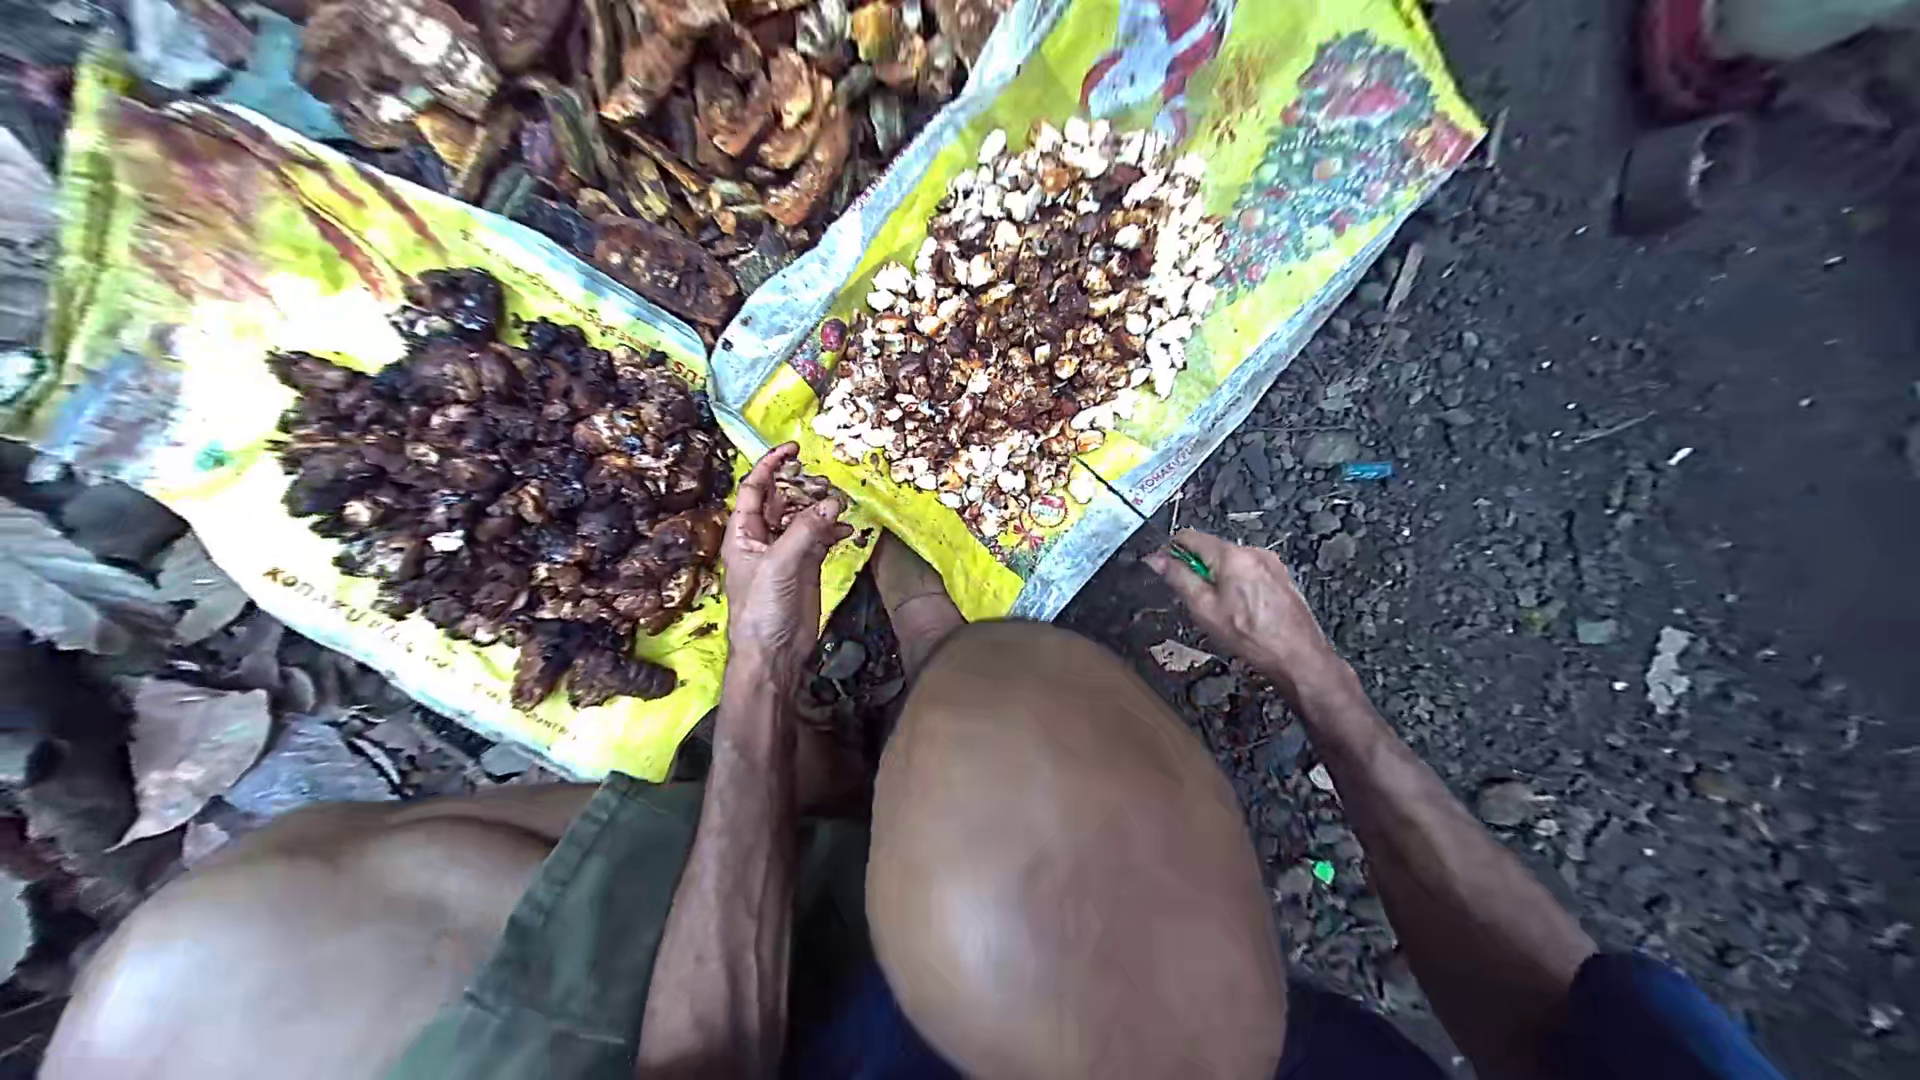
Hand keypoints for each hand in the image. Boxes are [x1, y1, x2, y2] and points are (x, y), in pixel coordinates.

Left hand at [723, 443, 852, 690]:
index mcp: (744, 532)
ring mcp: (787, 551)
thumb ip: (806, 530)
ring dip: (822, 508)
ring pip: (805, 517)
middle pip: (783, 499)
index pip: (755, 489)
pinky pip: (821, 537)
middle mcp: (764, 537)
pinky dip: (834, 530)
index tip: (793, 448)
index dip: (770, 465)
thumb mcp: (779, 564)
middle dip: (803, 486)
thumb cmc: (762, 608)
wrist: (773, 652)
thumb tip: (833, 502)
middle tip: (825, 480)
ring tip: (839, 504)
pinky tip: (846, 530)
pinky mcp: (807, 565)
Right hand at [1143, 529, 1345, 699]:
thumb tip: (1156, 560)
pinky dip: (1235, 583)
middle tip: (1193, 598)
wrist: (1298, 656)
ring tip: (1218, 608)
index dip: (1170, 551)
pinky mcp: (1279, 576)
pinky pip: (1247, 570)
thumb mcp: (1203, 608)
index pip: (1189, 536)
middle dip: (1195, 568)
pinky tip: (1238, 609)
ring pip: (1229, 561)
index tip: (1163, 568)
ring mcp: (1269, 563)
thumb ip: (1178, 578)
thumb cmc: (1252, 636)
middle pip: (1210, 549)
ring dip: (1215, 577)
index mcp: (1231, 555)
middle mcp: (1253, 552)